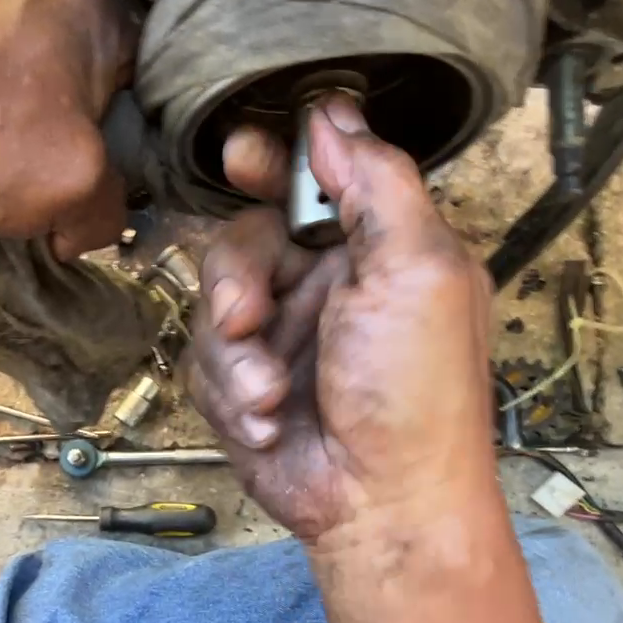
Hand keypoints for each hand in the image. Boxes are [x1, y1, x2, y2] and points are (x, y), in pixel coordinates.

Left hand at [0, 0, 136, 258]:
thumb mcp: (76, 188)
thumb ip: (107, 212)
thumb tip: (80, 232)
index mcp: (92, 12)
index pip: (147, 87)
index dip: (137, 149)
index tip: (114, 188)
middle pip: (91, 98)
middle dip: (80, 156)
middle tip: (62, 199)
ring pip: (37, 104)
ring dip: (30, 154)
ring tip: (7, 189)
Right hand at [184, 96, 496, 544]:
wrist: (379, 503)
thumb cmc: (416, 398)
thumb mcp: (419, 274)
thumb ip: (379, 186)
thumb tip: (335, 119)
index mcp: (370, 254)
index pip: (307, 188)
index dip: (269, 167)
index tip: (241, 160)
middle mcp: (318, 292)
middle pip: (241, 245)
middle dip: (235, 281)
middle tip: (246, 318)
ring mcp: (275, 343)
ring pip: (210, 312)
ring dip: (236, 360)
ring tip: (271, 398)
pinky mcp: (240, 390)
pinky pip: (202, 368)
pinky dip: (231, 398)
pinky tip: (268, 426)